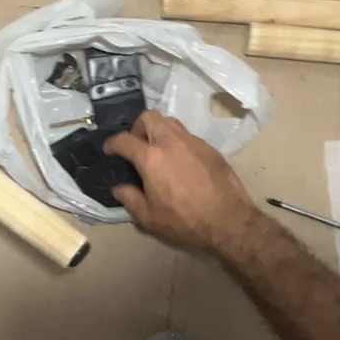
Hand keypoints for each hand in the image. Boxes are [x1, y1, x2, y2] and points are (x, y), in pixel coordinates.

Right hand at [104, 110, 261, 252]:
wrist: (229, 221)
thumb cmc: (185, 221)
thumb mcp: (149, 218)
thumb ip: (130, 199)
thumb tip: (119, 188)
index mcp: (151, 158)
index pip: (124, 139)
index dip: (112, 143)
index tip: (109, 151)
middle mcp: (171, 142)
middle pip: (149, 117)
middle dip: (137, 127)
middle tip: (136, 146)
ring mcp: (193, 142)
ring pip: (170, 122)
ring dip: (159, 130)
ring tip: (157, 151)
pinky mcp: (210, 148)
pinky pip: (187, 136)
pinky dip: (177, 142)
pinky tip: (180, 162)